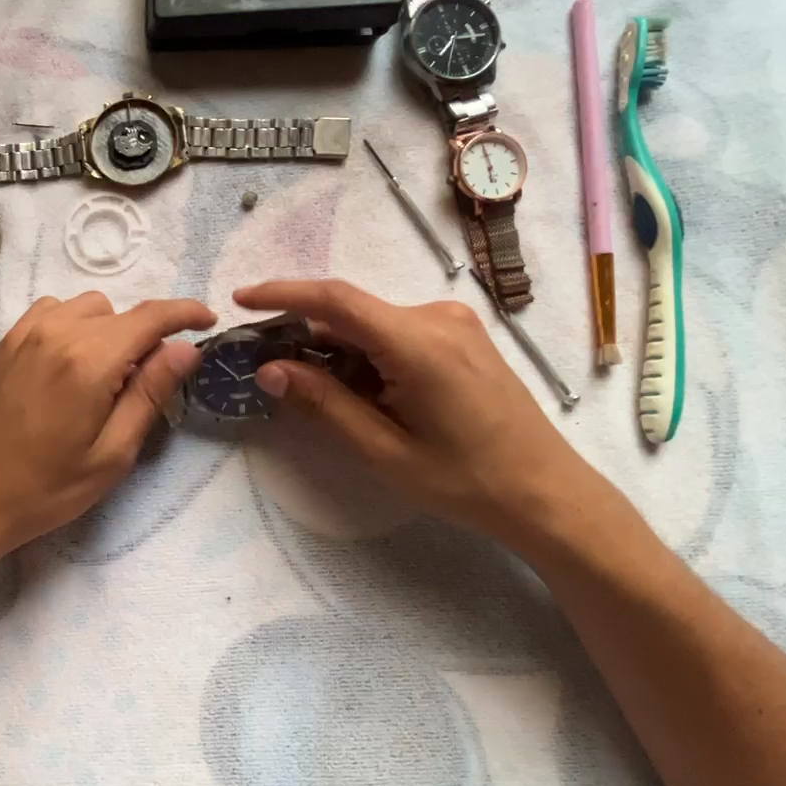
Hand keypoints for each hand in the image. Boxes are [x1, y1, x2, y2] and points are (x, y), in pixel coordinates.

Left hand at [0, 292, 215, 559]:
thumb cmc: (48, 488)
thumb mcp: (113, 453)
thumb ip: (150, 394)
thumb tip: (185, 348)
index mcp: (88, 362)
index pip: (150, 317)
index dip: (185, 313)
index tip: (207, 321)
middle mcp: (56, 335)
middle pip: (120, 311)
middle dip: (143, 337)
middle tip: (140, 385)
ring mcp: (24, 335)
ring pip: (86, 307)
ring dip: (106, 330)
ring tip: (102, 377)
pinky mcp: (5, 344)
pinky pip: (51, 313)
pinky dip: (72, 327)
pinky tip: (69, 365)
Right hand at [235, 279, 607, 547]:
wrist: (545, 492)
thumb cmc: (465, 480)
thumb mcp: (383, 450)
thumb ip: (323, 404)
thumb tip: (269, 370)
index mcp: (419, 344)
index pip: (336, 300)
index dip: (283, 294)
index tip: (240, 300)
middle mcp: (437, 318)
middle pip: (350, 312)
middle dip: (303, 335)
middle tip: (268, 372)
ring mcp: (453, 325)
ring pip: (369, 324)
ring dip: (334, 350)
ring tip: (315, 394)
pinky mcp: (459, 338)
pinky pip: (392, 333)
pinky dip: (362, 354)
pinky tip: (357, 391)